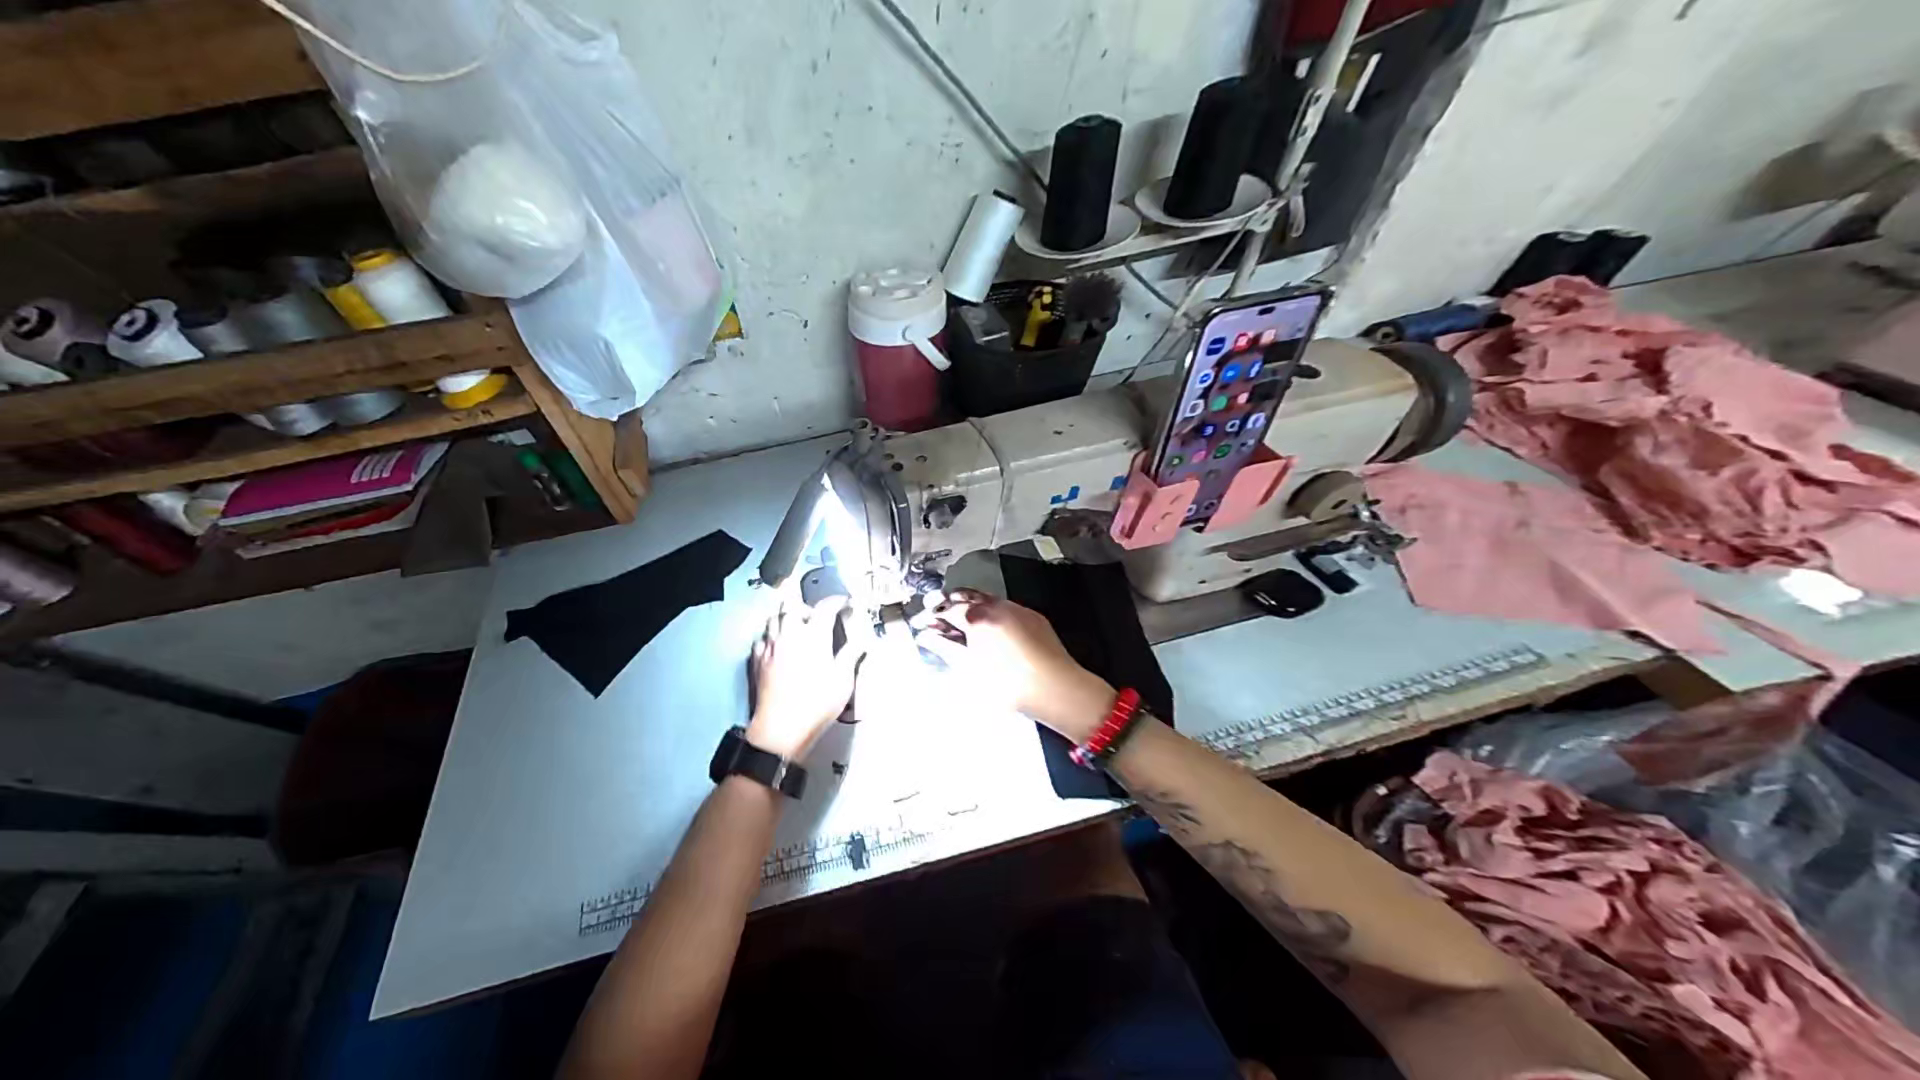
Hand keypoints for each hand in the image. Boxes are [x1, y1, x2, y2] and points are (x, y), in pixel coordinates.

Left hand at [746, 595, 868, 757]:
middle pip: (794, 607)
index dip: (837, 601)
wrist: (781, 728)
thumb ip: (851, 655)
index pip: (826, 607)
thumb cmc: (814, 705)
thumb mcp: (843, 681)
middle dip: (807, 607)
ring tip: (796, 627)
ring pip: (774, 618)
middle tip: (817, 616)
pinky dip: (771, 637)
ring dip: (786, 618)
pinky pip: (761, 639)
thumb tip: (860, 643)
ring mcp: (770, 647)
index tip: (844, 603)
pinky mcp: (757, 661)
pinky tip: (777, 646)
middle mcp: (789, 636)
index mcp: (814, 636)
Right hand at [912, 589, 1116, 741]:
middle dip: (950, 605)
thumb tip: (927, 636)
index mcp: (977, 617)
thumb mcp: (969, 670)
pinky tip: (990, 629)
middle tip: (940, 618)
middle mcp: (997, 606)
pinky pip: (1006, 607)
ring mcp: (1017, 609)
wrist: (1056, 688)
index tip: (925, 623)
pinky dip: (992, 612)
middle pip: (967, 597)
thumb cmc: (1010, 685)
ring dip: (972, 606)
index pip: (947, 609)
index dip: (933, 616)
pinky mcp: (1033, 617)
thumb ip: (945, 649)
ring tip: (963, 624)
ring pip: (987, 599)